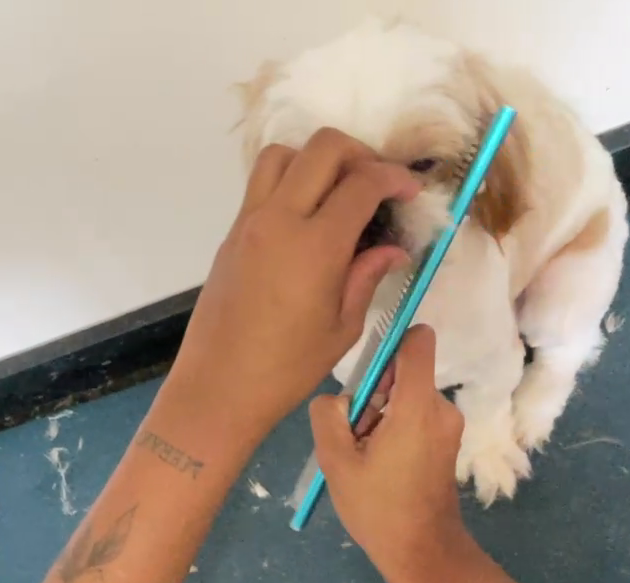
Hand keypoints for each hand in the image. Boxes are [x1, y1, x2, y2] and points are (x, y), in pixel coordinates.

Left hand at [157, 129, 416, 449]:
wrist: (219, 388)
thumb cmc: (286, 370)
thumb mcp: (341, 329)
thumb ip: (367, 278)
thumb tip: (392, 249)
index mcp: (315, 246)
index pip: (362, 183)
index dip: (394, 178)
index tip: (409, 192)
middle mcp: (279, 220)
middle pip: (323, 147)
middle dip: (360, 155)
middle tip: (376, 186)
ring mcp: (249, 223)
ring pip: (283, 154)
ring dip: (316, 160)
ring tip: (336, 194)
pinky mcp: (232, 235)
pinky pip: (261, 185)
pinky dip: (289, 181)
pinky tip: (306, 218)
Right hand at [308, 325, 483, 582]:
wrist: (421, 552)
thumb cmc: (378, 508)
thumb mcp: (336, 462)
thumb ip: (328, 417)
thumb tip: (337, 400)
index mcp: (417, 405)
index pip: (417, 341)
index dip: (391, 342)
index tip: (367, 372)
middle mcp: (440, 408)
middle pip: (403, 375)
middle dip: (373, 396)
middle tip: (354, 437)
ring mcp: (447, 427)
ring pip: (406, 399)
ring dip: (380, 418)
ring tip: (364, 458)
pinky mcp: (446, 444)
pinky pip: (415, 419)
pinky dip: (394, 431)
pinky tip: (379, 466)